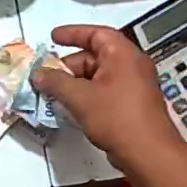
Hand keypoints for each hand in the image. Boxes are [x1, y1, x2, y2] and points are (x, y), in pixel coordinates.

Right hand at [31, 24, 186, 174]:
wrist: (148, 153)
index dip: (72, 33)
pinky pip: (106, 90)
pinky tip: (73, 107)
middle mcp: (132, 65)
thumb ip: (56, 82)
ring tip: (55, 94)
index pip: (96, 34)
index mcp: (122, 55)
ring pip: (99, 75)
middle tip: (48, 76)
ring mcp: (134, 85)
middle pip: (95, 56)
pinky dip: (88, 94)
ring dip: (76, 82)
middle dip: (69, 65)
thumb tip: (38, 74)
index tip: (53, 37)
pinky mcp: (133, 103)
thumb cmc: (117, 118)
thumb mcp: (80, 97)